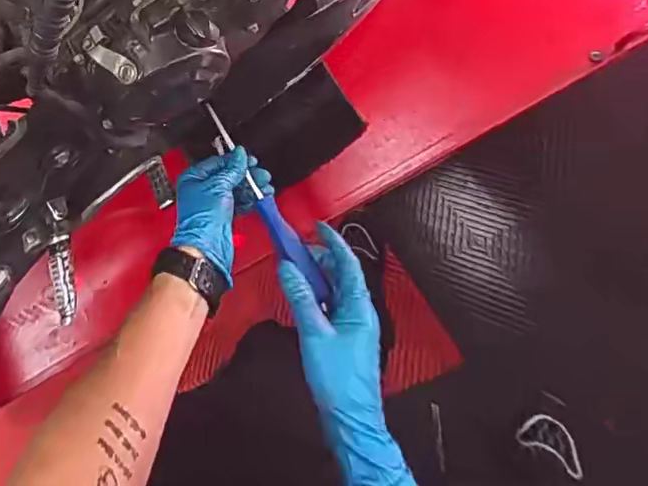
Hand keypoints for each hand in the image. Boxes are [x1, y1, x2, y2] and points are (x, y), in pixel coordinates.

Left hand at [170, 147, 271, 281]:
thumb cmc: (202, 219)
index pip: (217, 162)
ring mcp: (213, 203)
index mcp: (193, 178)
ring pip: (236, 188)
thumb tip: (239, 154)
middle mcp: (202, 189)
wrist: (206, 248)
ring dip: (251, 186)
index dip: (234, 160)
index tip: (249, 159)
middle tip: (260, 172)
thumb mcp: (219, 186)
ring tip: (264, 184)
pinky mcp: (223, 215)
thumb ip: (232, 169)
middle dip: (246, 174)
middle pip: (228, 175)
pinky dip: (249, 198)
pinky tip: (260, 195)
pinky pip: (239, 202)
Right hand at [279, 223, 413, 485]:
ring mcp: (354, 323)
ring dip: (316, 278)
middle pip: (340, 273)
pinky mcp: (346, 336)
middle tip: (296, 252)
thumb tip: (287, 268)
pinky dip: (317, 296)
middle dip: (318, 259)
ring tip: (295, 273)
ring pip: (335, 289)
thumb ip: (300, 298)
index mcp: (359, 304)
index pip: (347, 261)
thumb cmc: (338, 380)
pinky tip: (302, 300)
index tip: (317, 226)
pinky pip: (331, 305)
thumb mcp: (314, 334)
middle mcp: (360, 309)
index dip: (332, 240)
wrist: (352, 422)